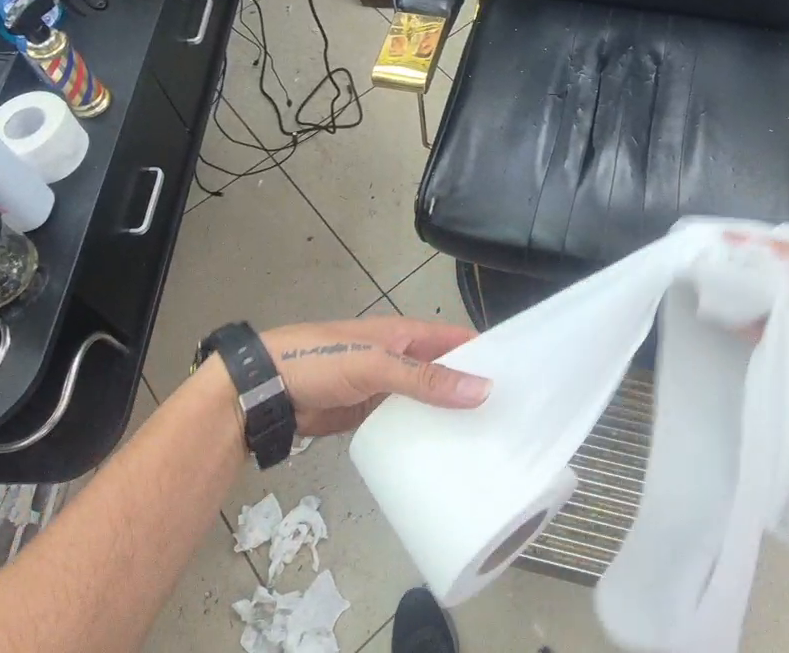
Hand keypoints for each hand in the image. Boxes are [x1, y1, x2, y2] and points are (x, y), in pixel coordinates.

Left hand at [258, 316, 491, 436]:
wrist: (264, 390)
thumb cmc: (319, 362)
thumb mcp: (375, 364)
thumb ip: (425, 378)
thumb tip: (483, 389)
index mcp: (404, 334)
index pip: (458, 339)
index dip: (488, 353)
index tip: (523, 380)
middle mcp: (401, 358)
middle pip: (446, 372)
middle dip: (474, 390)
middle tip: (514, 421)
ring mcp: (386, 389)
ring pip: (428, 401)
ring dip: (451, 416)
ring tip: (490, 442)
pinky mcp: (370, 415)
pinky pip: (407, 423)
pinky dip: (425, 434)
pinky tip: (446, 454)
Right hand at [721, 234, 788, 378]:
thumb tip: (752, 246)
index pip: (778, 254)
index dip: (751, 247)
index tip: (719, 242)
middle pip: (767, 279)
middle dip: (741, 271)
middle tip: (710, 266)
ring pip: (764, 305)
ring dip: (742, 297)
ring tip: (713, 289)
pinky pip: (767, 334)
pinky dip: (749, 326)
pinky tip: (730, 319)